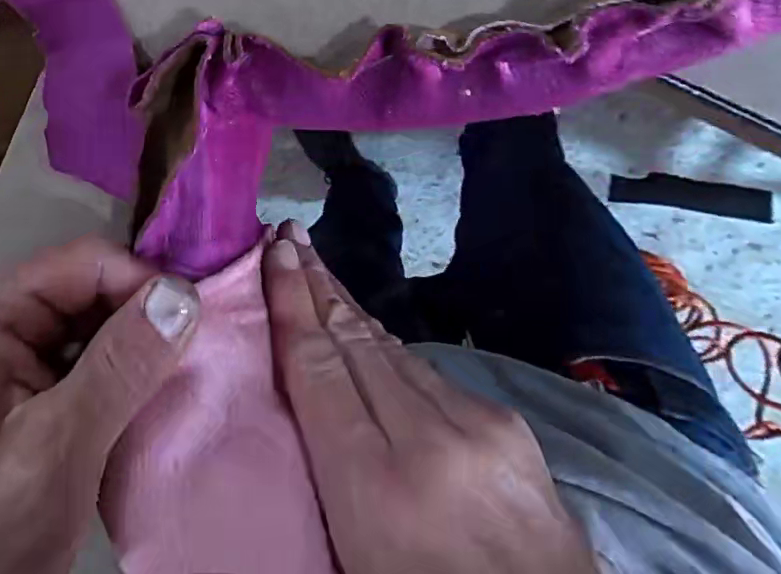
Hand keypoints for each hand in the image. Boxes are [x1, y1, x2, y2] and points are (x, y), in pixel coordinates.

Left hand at [0, 236, 199, 573]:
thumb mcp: (55, 450)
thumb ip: (121, 367)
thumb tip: (186, 293)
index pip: (94, 261)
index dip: (148, 289)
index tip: (196, 333)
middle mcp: (0, 307)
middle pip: (100, 285)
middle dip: (146, 321)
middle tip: (192, 364)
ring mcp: (12, 342)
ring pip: (103, 317)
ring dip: (141, 349)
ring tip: (175, 384)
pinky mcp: (29, 376)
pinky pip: (94, 350)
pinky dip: (125, 372)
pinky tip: (144, 402)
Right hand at [264, 222, 597, 573]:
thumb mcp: (352, 556)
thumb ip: (326, 472)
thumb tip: (305, 399)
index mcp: (373, 488)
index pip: (319, 370)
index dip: (292, 305)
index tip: (276, 255)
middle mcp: (425, 440)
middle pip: (355, 342)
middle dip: (318, 284)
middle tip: (290, 237)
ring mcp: (473, 423)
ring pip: (393, 348)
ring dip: (351, 309)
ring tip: (320, 270)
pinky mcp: (504, 420)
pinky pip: (429, 373)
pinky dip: (391, 349)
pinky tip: (371, 335)